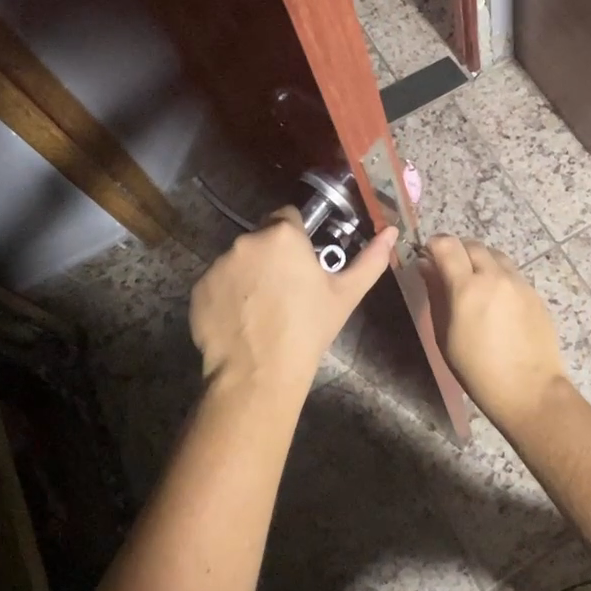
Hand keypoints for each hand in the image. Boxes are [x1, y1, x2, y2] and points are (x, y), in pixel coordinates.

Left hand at [189, 207, 396, 398]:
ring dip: (249, 274)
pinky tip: (241, 319)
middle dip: (272, 256)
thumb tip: (392, 231)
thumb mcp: (346, 294)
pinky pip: (217, 283)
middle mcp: (246, 241)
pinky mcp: (199, 287)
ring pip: (238, 260)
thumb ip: (371, 259)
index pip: (288, 217)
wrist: (259, 373)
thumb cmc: (309, 329)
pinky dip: (227, 295)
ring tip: (262, 309)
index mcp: (283, 235)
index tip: (303, 264)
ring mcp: (218, 264)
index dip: (297, 239)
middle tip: (285, 290)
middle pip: (262, 238)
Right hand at [419, 236, 569, 428]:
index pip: (447, 245)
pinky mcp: (534, 292)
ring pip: (495, 254)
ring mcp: (519, 282)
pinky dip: (498, 275)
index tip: (427, 254)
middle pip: (472, 245)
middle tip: (449, 270)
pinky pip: (512, 272)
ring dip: (480, 260)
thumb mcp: (444, 335)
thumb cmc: (477, 370)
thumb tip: (426, 266)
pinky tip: (496, 300)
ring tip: (474, 283)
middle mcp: (495, 276)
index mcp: (467, 287)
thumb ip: (435, 294)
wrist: (529, 389)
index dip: (433, 244)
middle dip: (457, 251)